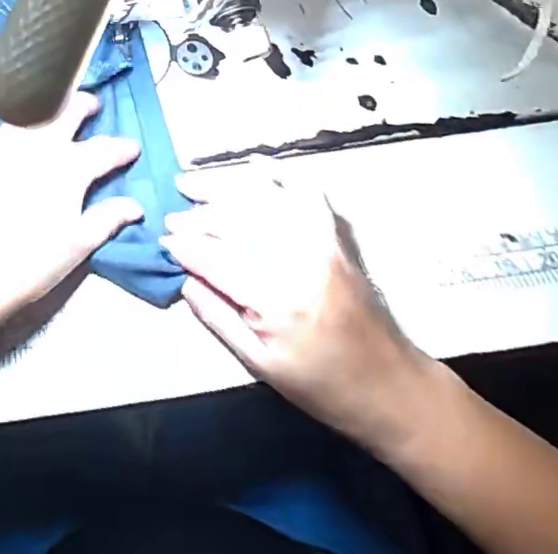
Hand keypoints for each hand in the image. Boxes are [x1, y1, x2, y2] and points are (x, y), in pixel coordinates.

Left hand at [0, 92, 142, 337]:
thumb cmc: (29, 261)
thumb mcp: (77, 245)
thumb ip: (107, 219)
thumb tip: (135, 206)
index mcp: (69, 166)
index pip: (104, 149)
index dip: (122, 147)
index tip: (132, 147)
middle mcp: (37, 144)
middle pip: (66, 111)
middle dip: (83, 104)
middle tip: (91, 104)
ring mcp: (2, 142)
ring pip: (32, 113)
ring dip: (49, 109)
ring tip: (56, 113)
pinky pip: (3, 130)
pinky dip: (18, 128)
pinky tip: (18, 139)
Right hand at [160, 168, 445, 454]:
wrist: (396, 390)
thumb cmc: (322, 387)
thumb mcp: (258, 364)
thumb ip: (215, 316)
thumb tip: (181, 276)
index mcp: (276, 301)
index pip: (213, 257)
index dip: (182, 246)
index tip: (161, 241)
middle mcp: (299, 263)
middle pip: (234, 221)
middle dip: (195, 215)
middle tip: (171, 217)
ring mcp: (322, 245)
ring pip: (262, 198)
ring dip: (222, 187)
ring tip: (192, 183)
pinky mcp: (338, 239)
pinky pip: (307, 193)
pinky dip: (279, 175)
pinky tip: (254, 167)